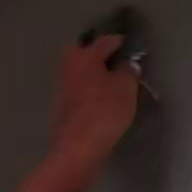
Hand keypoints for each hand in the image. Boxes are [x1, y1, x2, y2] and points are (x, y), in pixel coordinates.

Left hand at [46, 33, 140, 182]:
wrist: (77, 151)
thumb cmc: (104, 112)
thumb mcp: (126, 87)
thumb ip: (129, 71)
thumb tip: (128, 64)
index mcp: (86, 58)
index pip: (103, 41)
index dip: (118, 40)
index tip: (128, 44)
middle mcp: (71, 69)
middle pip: (79, 51)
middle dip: (93, 51)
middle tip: (111, 57)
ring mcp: (63, 90)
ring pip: (77, 72)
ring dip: (90, 72)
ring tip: (109, 80)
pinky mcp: (62, 110)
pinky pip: (77, 90)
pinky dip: (87, 90)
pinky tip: (100, 99)